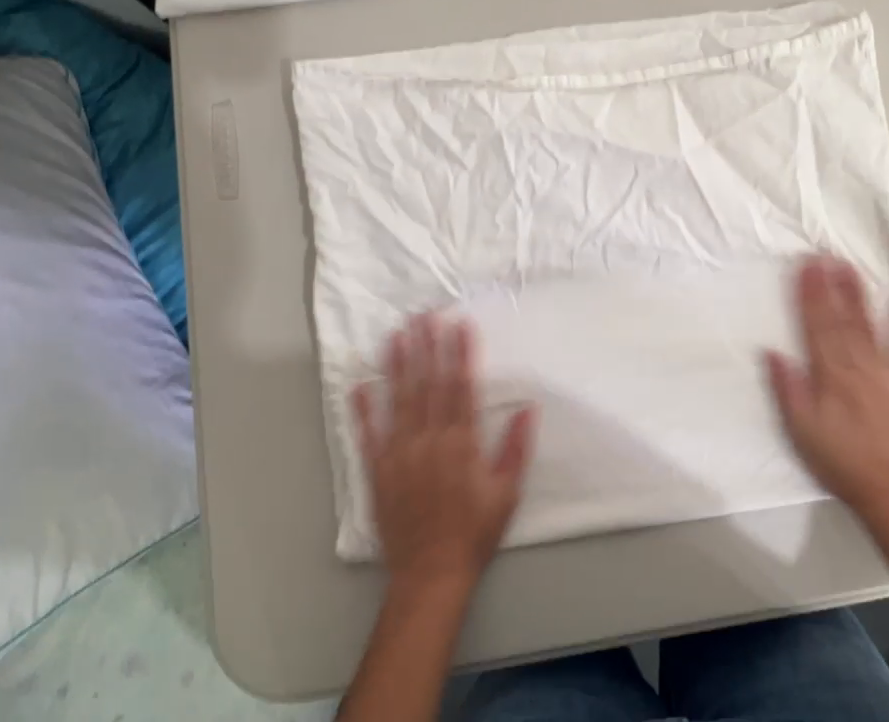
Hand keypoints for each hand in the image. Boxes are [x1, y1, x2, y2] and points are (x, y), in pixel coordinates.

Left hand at [353, 313, 535, 591]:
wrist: (431, 573)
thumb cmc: (475, 532)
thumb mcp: (507, 493)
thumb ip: (516, 448)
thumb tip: (528, 408)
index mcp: (461, 443)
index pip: (461, 387)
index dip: (460, 354)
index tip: (458, 324)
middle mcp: (428, 441)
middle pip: (427, 385)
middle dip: (427, 347)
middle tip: (423, 315)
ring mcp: (399, 454)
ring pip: (398, 400)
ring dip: (397, 365)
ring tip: (396, 335)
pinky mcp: (377, 471)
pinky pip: (368, 434)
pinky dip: (362, 409)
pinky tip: (359, 384)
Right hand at [766, 256, 888, 510]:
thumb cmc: (838, 460)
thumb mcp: (801, 430)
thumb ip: (788, 389)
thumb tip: (773, 351)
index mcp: (831, 375)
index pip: (817, 326)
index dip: (810, 295)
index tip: (806, 267)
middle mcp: (860, 367)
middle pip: (843, 320)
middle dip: (832, 286)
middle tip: (827, 256)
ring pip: (872, 328)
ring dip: (861, 297)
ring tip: (853, 270)